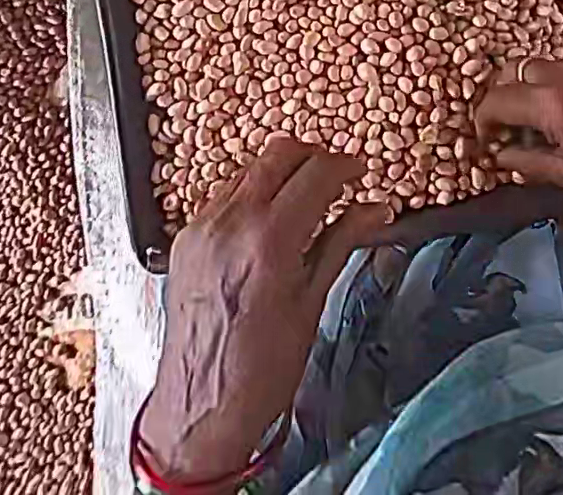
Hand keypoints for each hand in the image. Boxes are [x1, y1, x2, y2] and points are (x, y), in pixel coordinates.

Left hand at [141, 137, 385, 485]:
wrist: (198, 410)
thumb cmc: (265, 367)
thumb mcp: (312, 300)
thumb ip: (342, 241)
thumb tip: (377, 208)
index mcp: (269, 240)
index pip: (316, 173)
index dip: (345, 166)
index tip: (359, 173)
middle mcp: (231, 220)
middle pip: (279, 152)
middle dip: (314, 156)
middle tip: (334, 178)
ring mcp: (202, 224)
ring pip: (251, 167)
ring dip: (282, 171)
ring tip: (304, 199)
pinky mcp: (185, 233)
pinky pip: (226, 193)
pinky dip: (254, 192)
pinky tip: (268, 219)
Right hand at [477, 59, 562, 232]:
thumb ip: (533, 162)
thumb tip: (501, 157)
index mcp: (555, 104)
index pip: (499, 100)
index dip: (483, 121)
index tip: (484, 143)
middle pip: (516, 72)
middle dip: (503, 98)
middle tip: (504, 131)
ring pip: (541, 68)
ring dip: (527, 90)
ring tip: (531, 126)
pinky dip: (551, 88)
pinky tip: (561, 120)